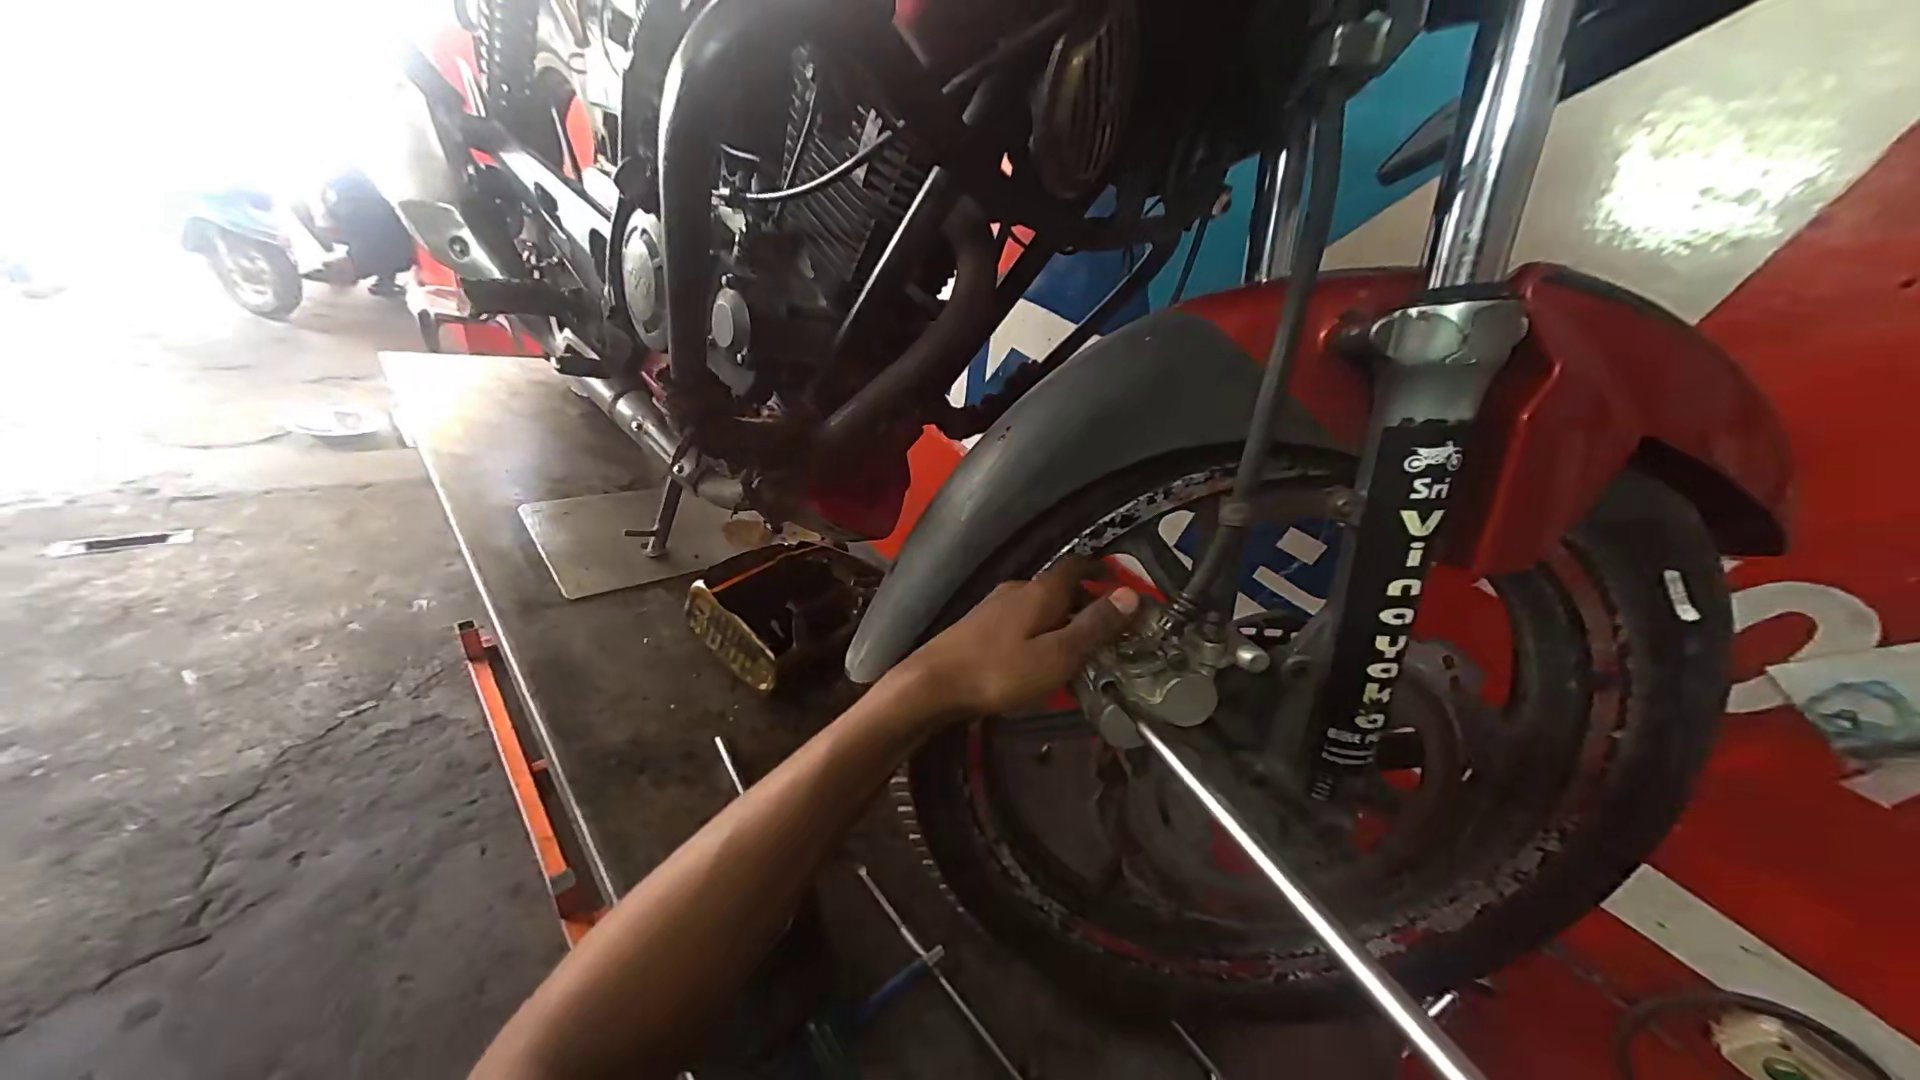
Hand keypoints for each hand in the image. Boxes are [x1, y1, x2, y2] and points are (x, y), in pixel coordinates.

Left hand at [887, 557, 1139, 719]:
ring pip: (1039, 607)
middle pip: (1060, 588)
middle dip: (1086, 604)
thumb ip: (1094, 626)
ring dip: (1063, 621)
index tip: (1121, 585)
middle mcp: (1017, 590)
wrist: (932, 684)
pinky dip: (1040, 633)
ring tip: (1080, 649)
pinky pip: (1021, 622)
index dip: (1101, 571)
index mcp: (1040, 591)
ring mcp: (994, 607)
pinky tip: (1040, 659)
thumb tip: (1130, 595)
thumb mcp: (1057, 654)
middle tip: (1109, 630)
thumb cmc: (1000, 671)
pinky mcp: (979, 627)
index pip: (1077, 566)